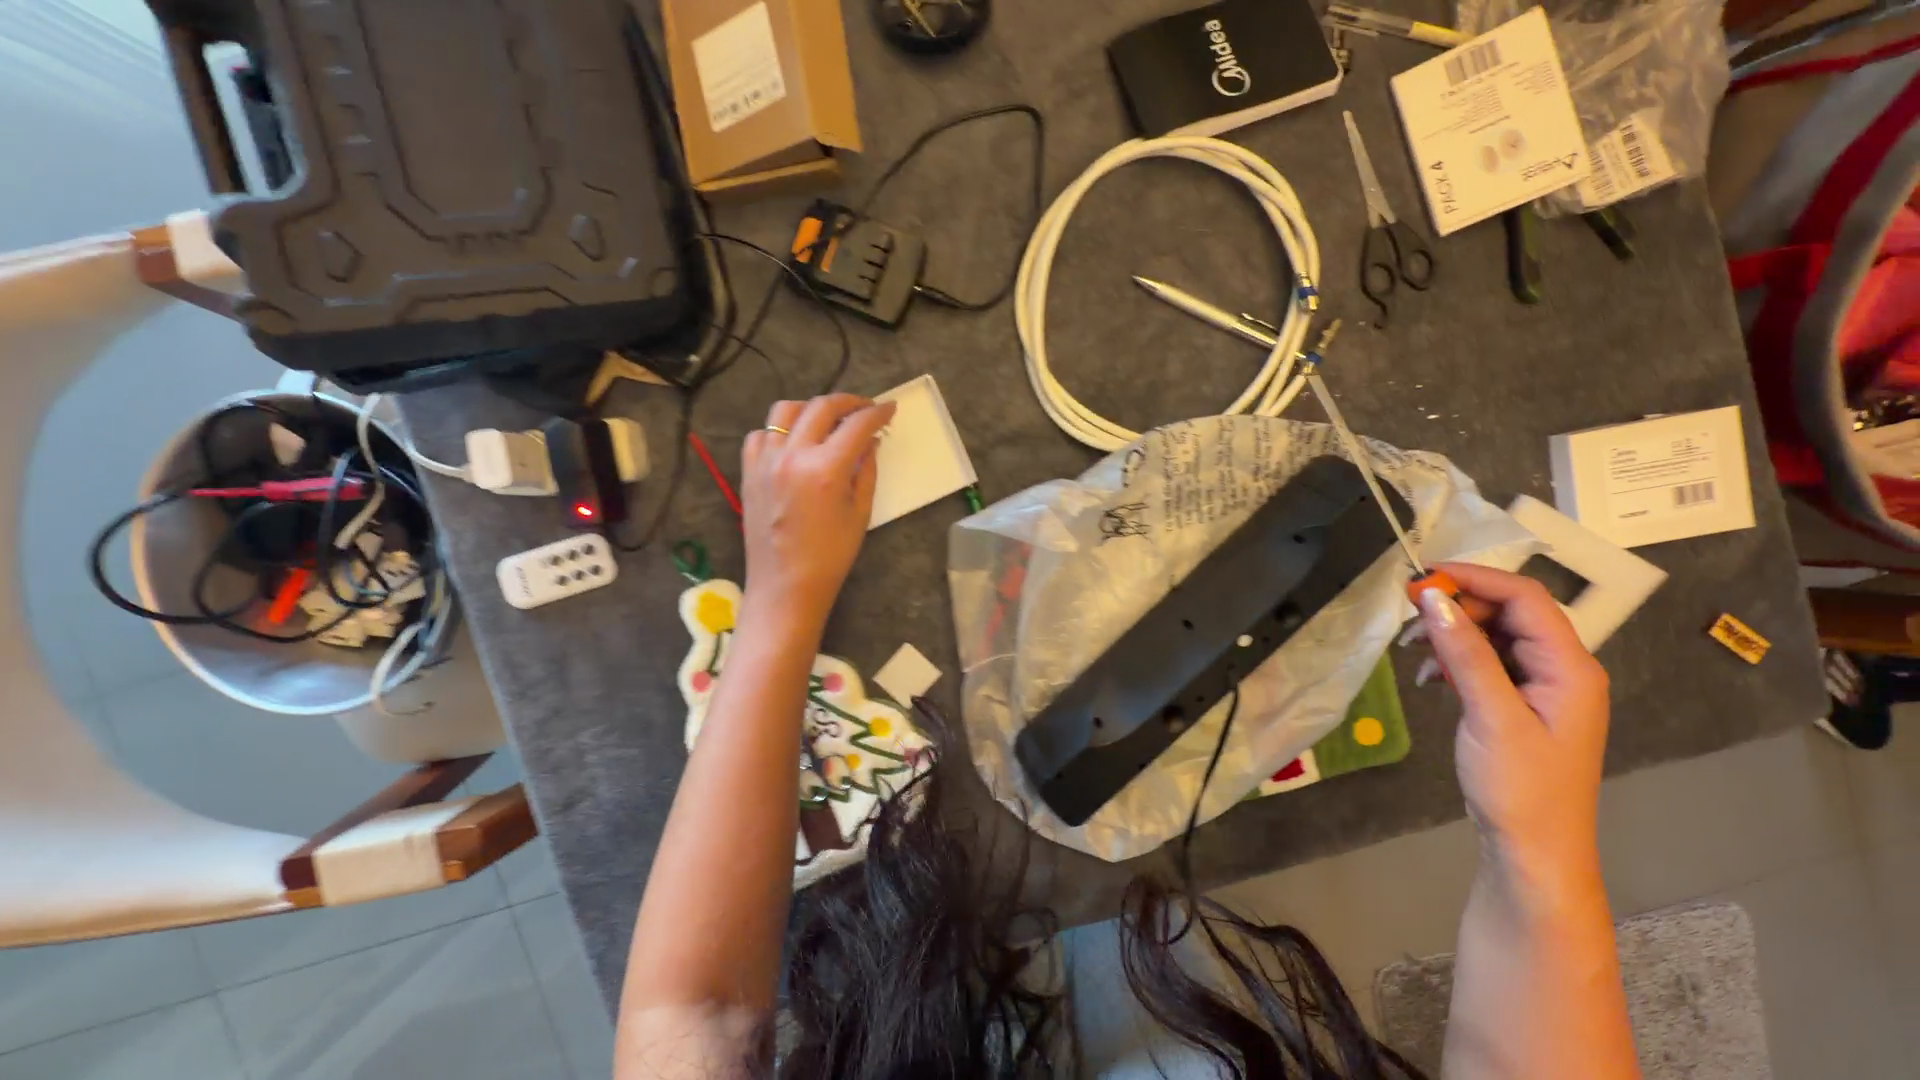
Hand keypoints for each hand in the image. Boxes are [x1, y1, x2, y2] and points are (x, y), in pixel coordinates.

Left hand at [739, 394, 894, 632]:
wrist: (785, 586)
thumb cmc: (830, 557)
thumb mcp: (860, 513)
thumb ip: (866, 471)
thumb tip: (870, 442)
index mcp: (826, 469)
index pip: (857, 425)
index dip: (878, 413)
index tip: (889, 410)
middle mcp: (793, 455)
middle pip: (822, 407)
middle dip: (849, 402)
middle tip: (864, 410)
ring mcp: (766, 461)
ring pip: (786, 410)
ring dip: (811, 408)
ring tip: (826, 420)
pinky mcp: (749, 471)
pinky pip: (760, 435)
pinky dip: (778, 430)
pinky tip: (792, 442)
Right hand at [1416, 562, 1610, 887]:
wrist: (1534, 851)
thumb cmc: (1520, 786)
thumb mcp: (1491, 715)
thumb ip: (1465, 653)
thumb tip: (1433, 598)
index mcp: (1570, 667)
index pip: (1525, 598)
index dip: (1475, 578)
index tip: (1421, 578)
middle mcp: (1562, 668)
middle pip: (1510, 612)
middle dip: (1459, 605)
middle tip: (1409, 614)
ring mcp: (1542, 687)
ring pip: (1496, 635)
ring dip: (1454, 632)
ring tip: (1413, 646)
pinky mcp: (1521, 703)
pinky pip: (1488, 662)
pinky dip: (1456, 658)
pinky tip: (1429, 675)